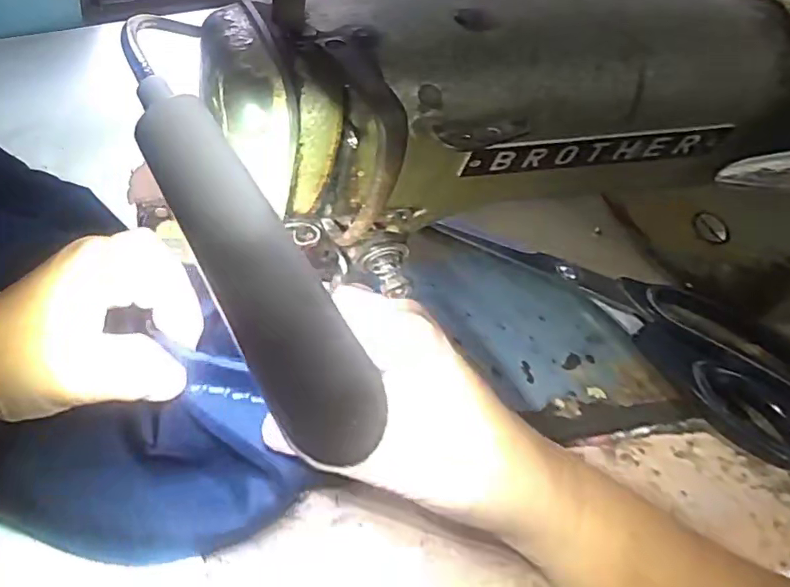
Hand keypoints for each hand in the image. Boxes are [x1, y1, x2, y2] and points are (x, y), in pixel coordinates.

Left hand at [0, 229, 203, 426]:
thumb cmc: (20, 364)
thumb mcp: (79, 374)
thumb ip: (135, 371)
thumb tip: (179, 375)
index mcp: (94, 263)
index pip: (159, 267)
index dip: (181, 305)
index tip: (184, 351)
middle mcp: (90, 253)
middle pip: (152, 256)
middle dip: (176, 293)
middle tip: (182, 339)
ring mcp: (79, 265)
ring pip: (139, 264)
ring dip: (160, 295)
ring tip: (169, 337)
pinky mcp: (73, 283)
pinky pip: (123, 276)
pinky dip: (143, 298)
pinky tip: (142, 330)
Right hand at [261, 286, 571, 539]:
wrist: (525, 489)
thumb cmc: (460, 465)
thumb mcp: (384, 459)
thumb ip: (320, 444)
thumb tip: (265, 428)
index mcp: (397, 325)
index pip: (325, 300)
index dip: (292, 319)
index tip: (266, 347)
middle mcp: (402, 315)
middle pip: (333, 312)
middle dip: (306, 341)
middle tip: (281, 374)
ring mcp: (411, 331)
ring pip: (350, 329)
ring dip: (329, 353)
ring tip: (302, 383)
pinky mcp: (415, 352)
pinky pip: (366, 341)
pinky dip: (348, 361)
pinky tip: (337, 392)